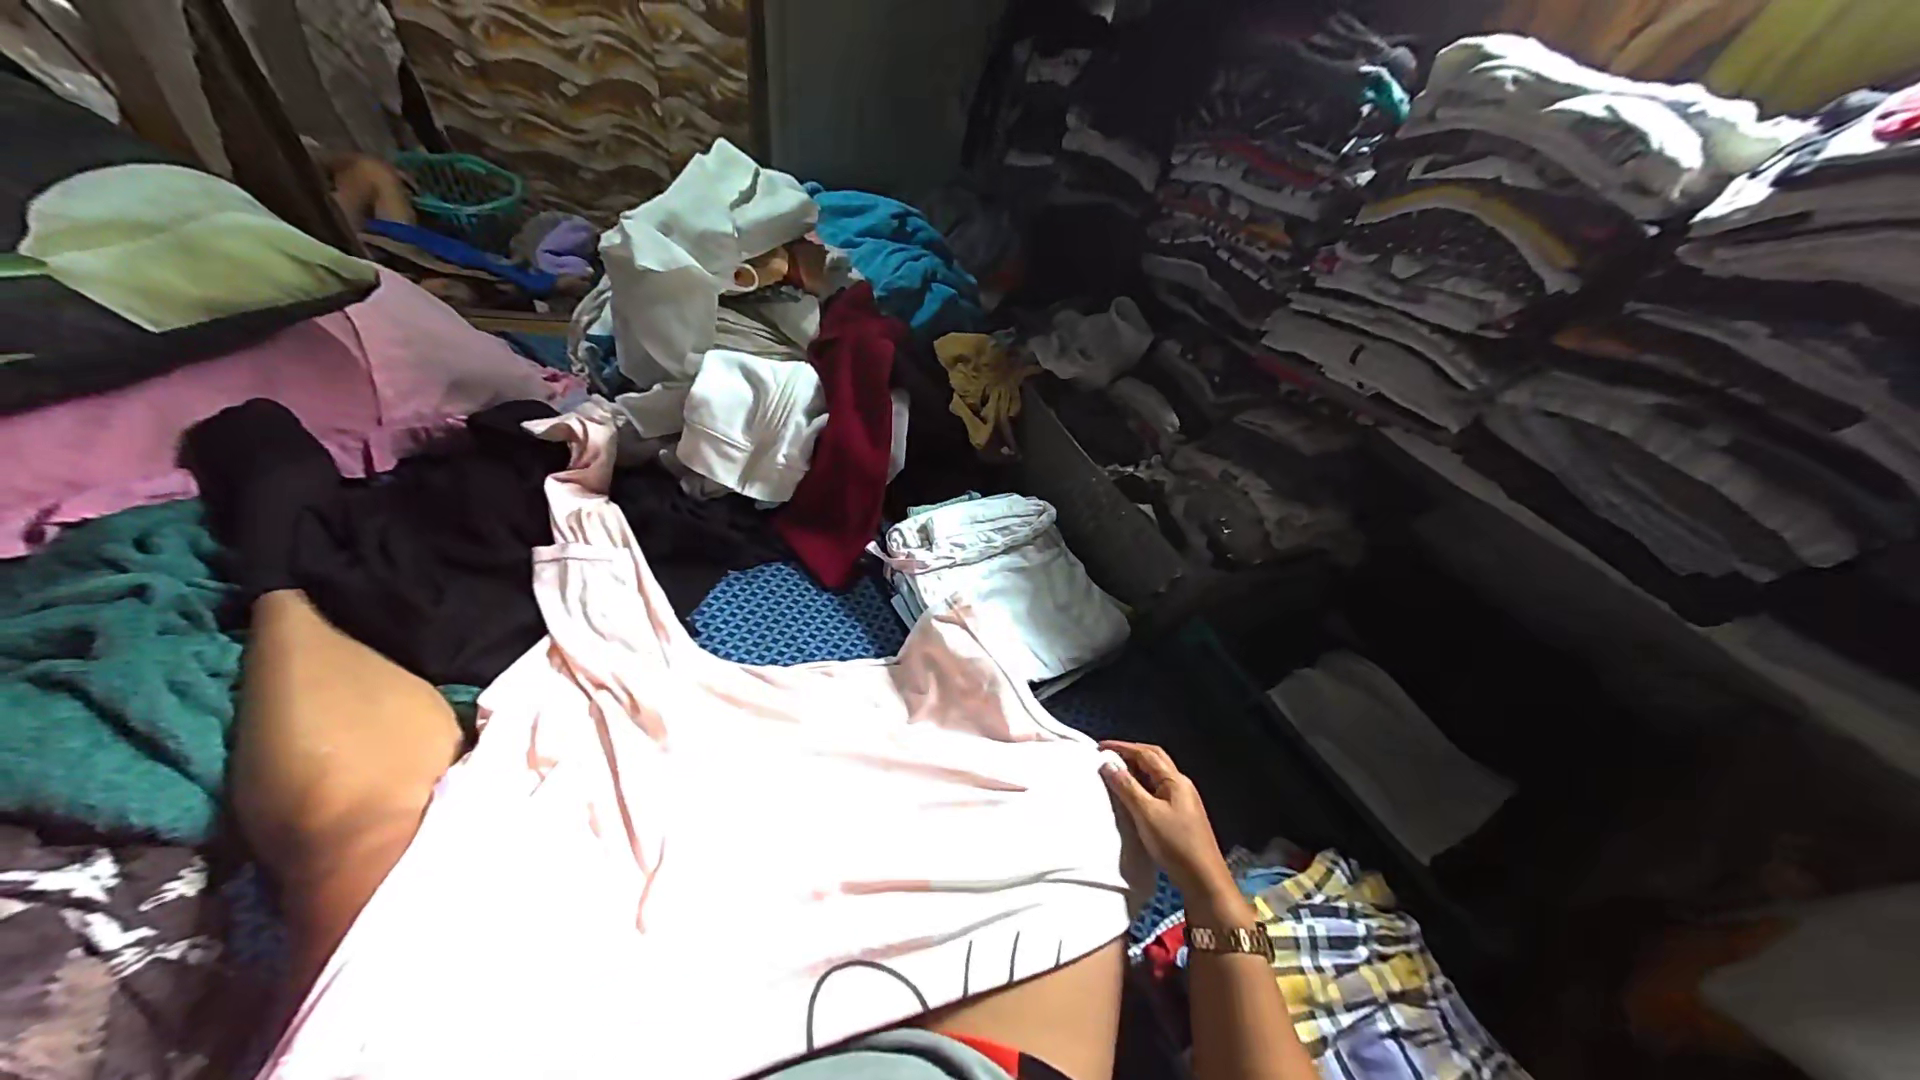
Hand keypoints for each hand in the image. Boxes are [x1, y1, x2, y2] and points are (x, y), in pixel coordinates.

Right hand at [1099, 741, 1235, 899]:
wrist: (1203, 878)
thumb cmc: (1175, 844)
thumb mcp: (1146, 814)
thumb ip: (1127, 787)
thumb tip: (1108, 764)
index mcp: (1175, 780)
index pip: (1146, 754)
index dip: (1123, 747)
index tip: (1100, 747)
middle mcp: (1181, 784)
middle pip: (1154, 759)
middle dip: (1131, 753)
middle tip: (1108, 755)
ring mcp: (1182, 799)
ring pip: (1156, 774)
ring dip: (1136, 768)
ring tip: (1115, 772)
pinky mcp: (1180, 814)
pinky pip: (1157, 788)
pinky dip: (1141, 783)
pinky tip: (1131, 793)